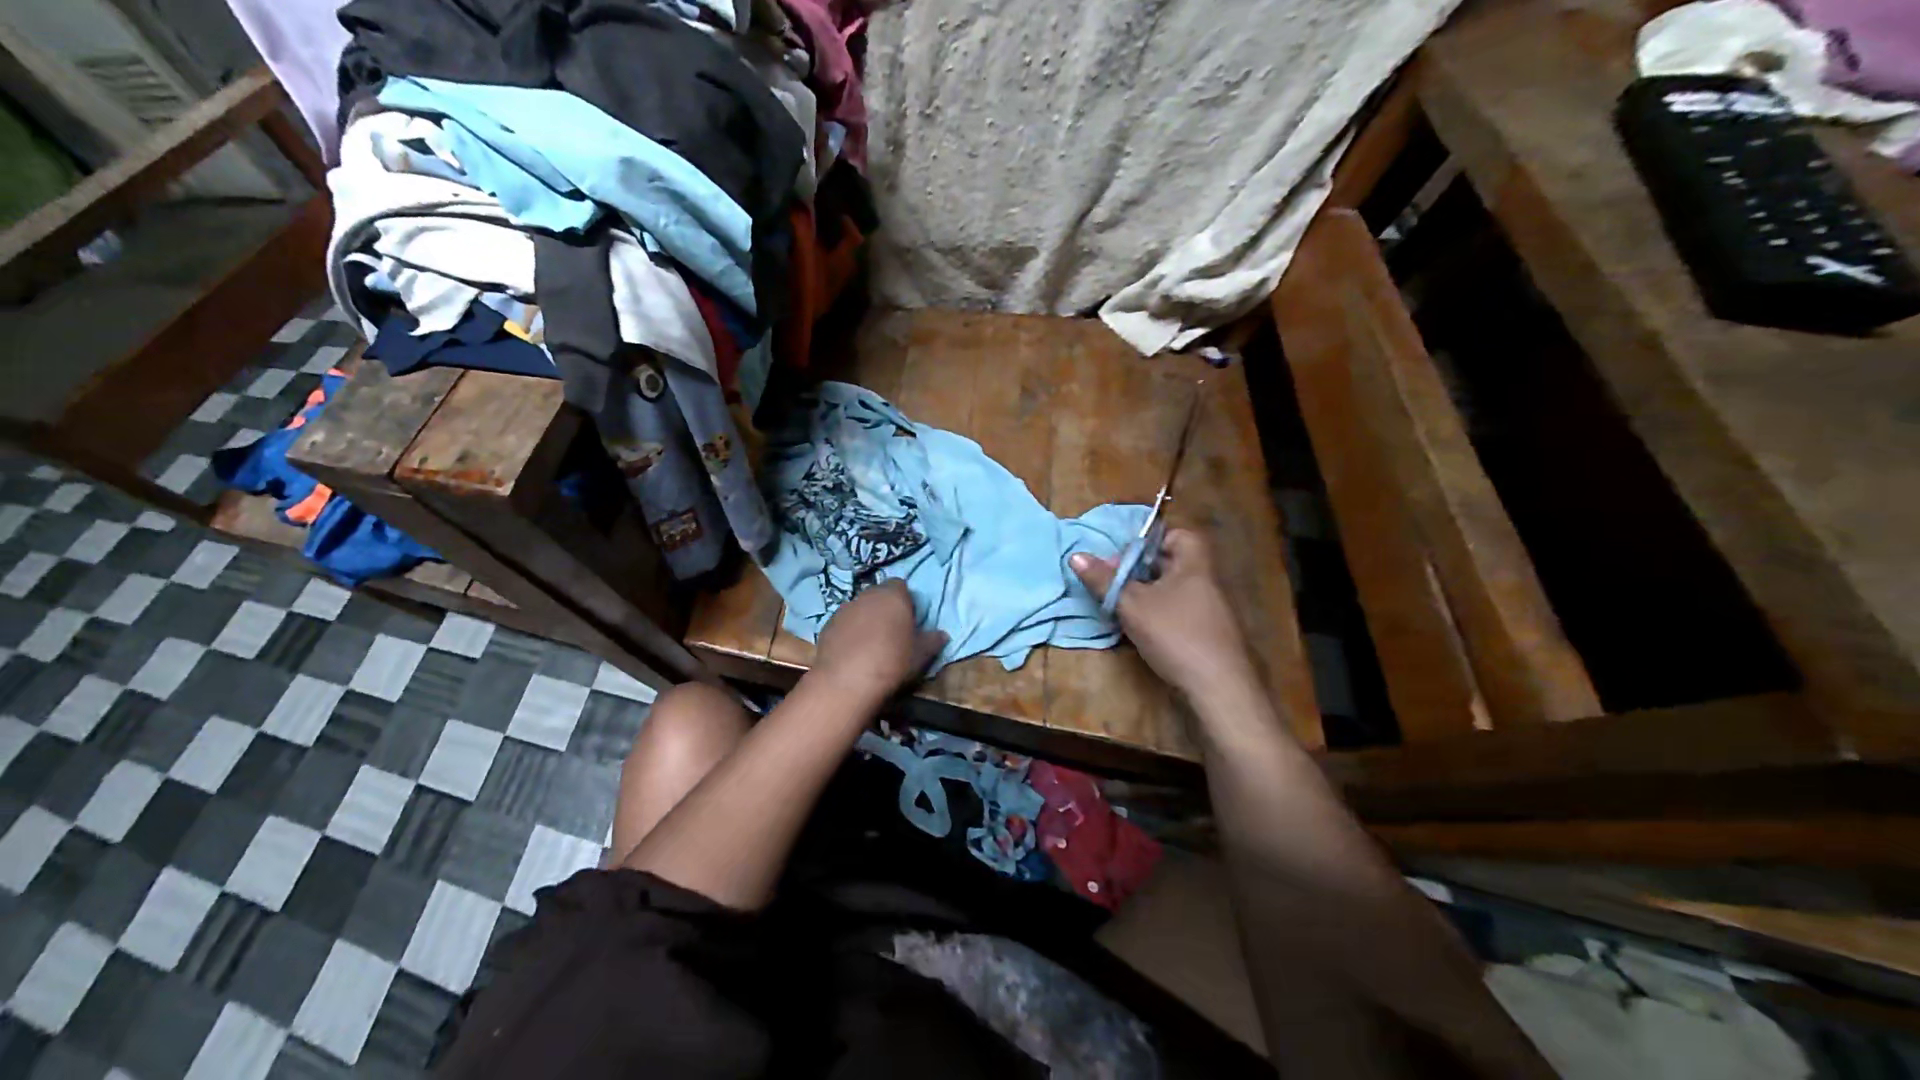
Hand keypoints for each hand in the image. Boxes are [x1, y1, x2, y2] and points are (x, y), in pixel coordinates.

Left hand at [810, 579, 947, 700]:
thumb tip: (942, 634)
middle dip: (886, 610)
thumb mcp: (921, 655)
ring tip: (872, 646)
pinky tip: (854, 654)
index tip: (910, 622)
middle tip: (894, 634)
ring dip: (866, 621)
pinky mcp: (827, 626)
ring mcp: (843, 609)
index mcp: (893, 595)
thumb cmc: (892, 661)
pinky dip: (849, 634)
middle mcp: (866, 595)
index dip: (906, 602)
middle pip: (879, 596)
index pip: (901, 586)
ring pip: (860, 609)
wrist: (846, 681)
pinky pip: (844, 624)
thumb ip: (933, 640)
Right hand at [1071, 529, 1256, 696]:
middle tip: (1112, 581)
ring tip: (1118, 606)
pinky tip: (1138, 631)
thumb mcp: (1131, 604)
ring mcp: (1208, 610)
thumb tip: (1076, 556)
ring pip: (1170, 590)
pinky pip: (1176, 613)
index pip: (1177, 534)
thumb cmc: (1175, 634)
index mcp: (1193, 564)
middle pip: (1170, 563)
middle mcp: (1205, 581)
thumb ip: (1104, 580)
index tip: (1123, 555)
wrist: (1217, 687)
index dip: (1149, 540)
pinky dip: (1156, 616)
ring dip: (1144, 595)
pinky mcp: (1205, 635)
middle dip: (1139, 569)